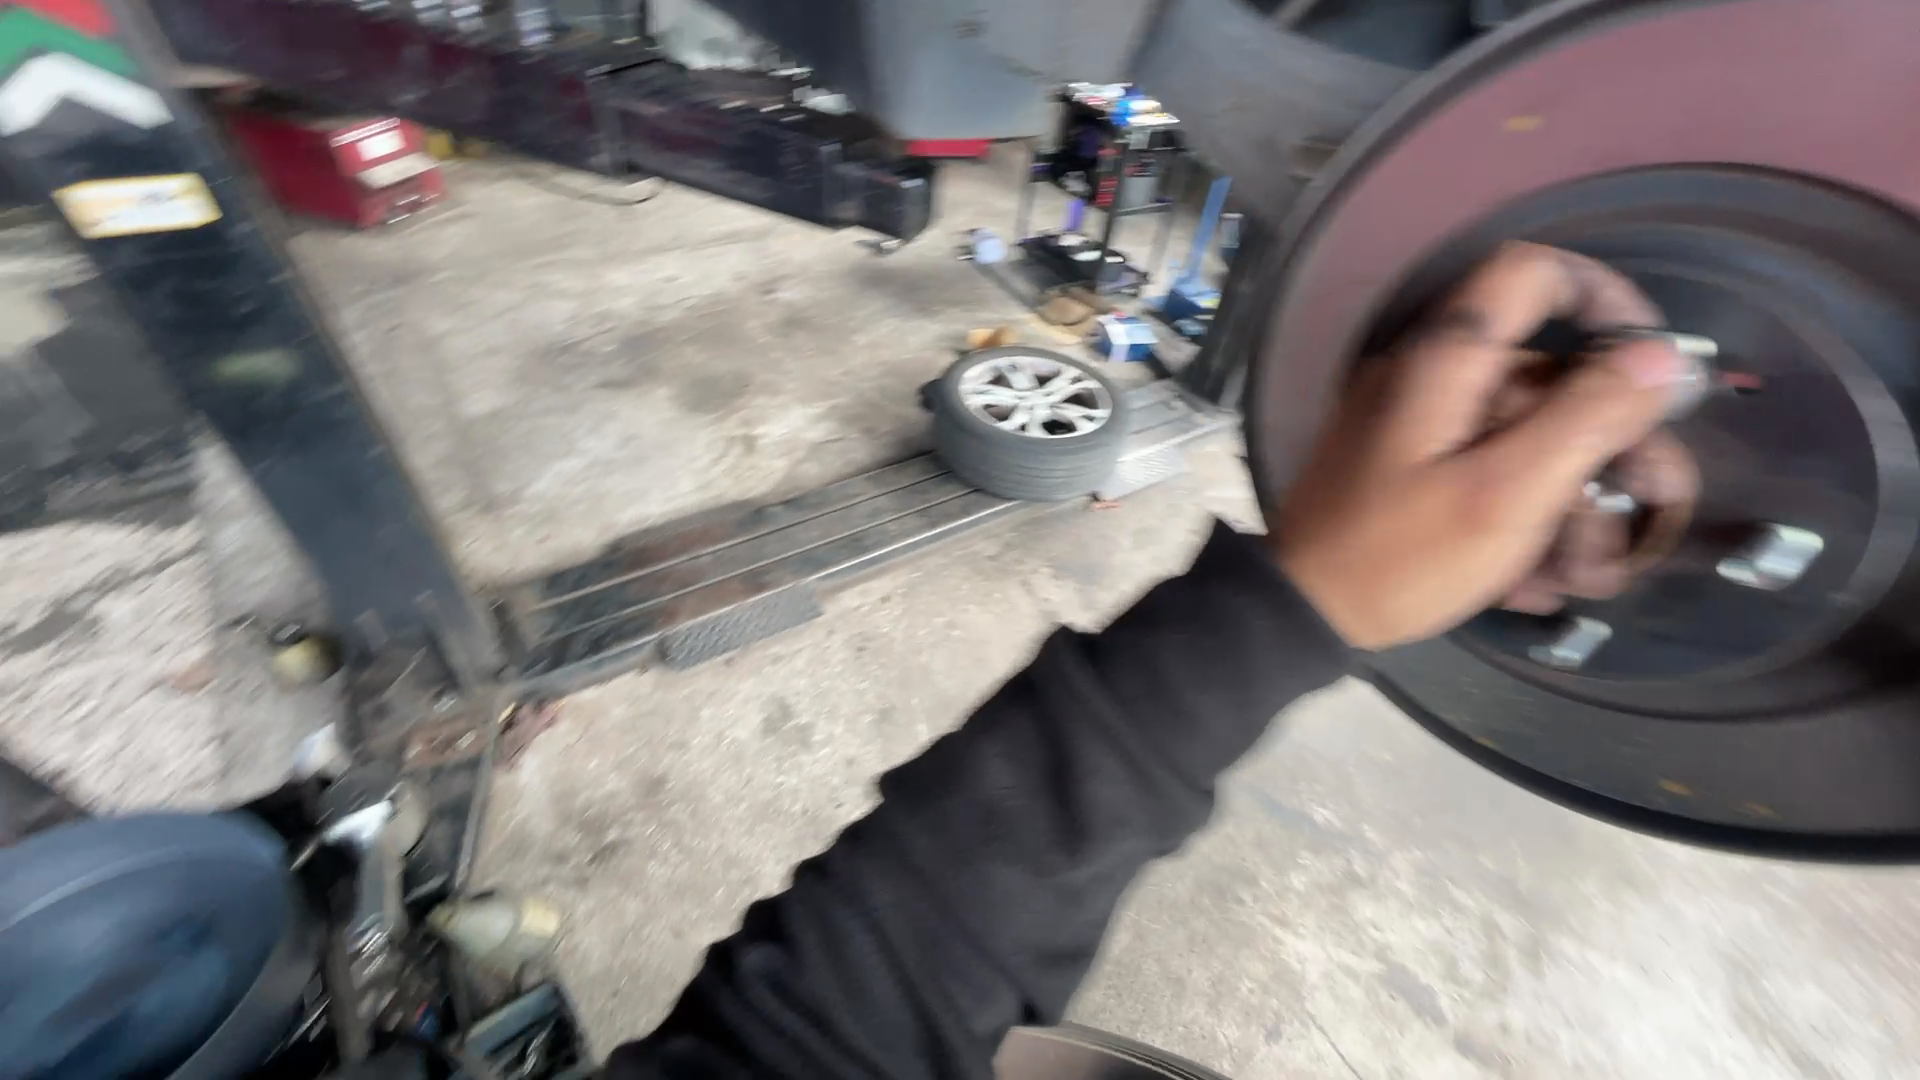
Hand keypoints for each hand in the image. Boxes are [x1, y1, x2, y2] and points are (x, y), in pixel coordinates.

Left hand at [1271, 243, 1691, 649]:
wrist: (1305, 612)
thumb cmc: (1401, 557)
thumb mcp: (1504, 492)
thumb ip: (1586, 416)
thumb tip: (1659, 352)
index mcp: (1439, 365)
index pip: (1527, 275)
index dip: (1601, 296)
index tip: (1650, 357)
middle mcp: (1423, 383)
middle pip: (1545, 379)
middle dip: (1607, 448)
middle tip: (1652, 509)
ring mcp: (1411, 429)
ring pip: (1521, 439)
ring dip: (1568, 507)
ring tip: (1583, 579)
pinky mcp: (1405, 471)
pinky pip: (1481, 474)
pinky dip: (1517, 520)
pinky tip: (1533, 585)